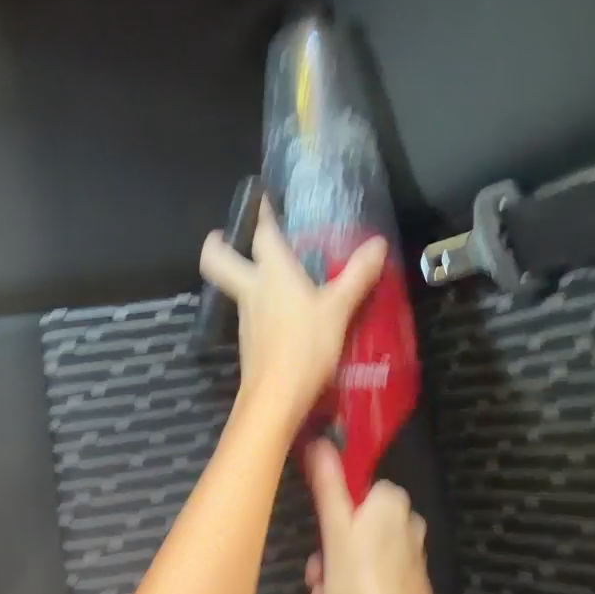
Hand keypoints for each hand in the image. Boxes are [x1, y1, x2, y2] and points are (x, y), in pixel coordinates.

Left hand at [198, 202, 387, 421]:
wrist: (275, 396)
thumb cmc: (306, 345)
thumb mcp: (338, 309)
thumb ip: (356, 276)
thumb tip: (378, 244)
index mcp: (272, 274)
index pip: (262, 234)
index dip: (262, 214)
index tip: (261, 197)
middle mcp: (252, 290)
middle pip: (218, 261)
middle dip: (216, 246)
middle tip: (223, 236)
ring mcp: (245, 317)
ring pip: (236, 287)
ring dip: (243, 276)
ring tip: (266, 273)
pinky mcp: (249, 340)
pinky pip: (250, 312)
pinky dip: (259, 303)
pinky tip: (279, 311)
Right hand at [304, 438, 448, 593]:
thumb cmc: (360, 587)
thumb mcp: (335, 532)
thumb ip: (327, 486)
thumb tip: (319, 441)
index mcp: (393, 503)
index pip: (356, 490)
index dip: (333, 513)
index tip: (319, 536)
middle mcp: (406, 526)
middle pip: (352, 527)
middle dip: (327, 556)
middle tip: (317, 579)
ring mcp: (409, 560)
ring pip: (354, 559)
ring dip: (332, 581)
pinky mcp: (407, 590)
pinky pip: (368, 583)